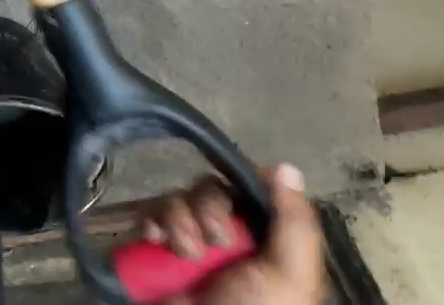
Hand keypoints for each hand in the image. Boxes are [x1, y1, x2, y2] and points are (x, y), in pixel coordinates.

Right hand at [138, 165, 322, 304]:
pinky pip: (149, 216)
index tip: (233, 193)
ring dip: (178, 221)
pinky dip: (151, 224)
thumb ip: (294, 225)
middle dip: (206, 210)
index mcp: (265, 243)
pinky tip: (156, 241)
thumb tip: (286, 166)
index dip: (236, 183)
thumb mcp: (290, 278)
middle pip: (209, 190)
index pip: (247, 189)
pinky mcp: (158, 251)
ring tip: (181, 252)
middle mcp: (228, 239)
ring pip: (177, 200)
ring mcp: (190, 245)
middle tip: (212, 242)